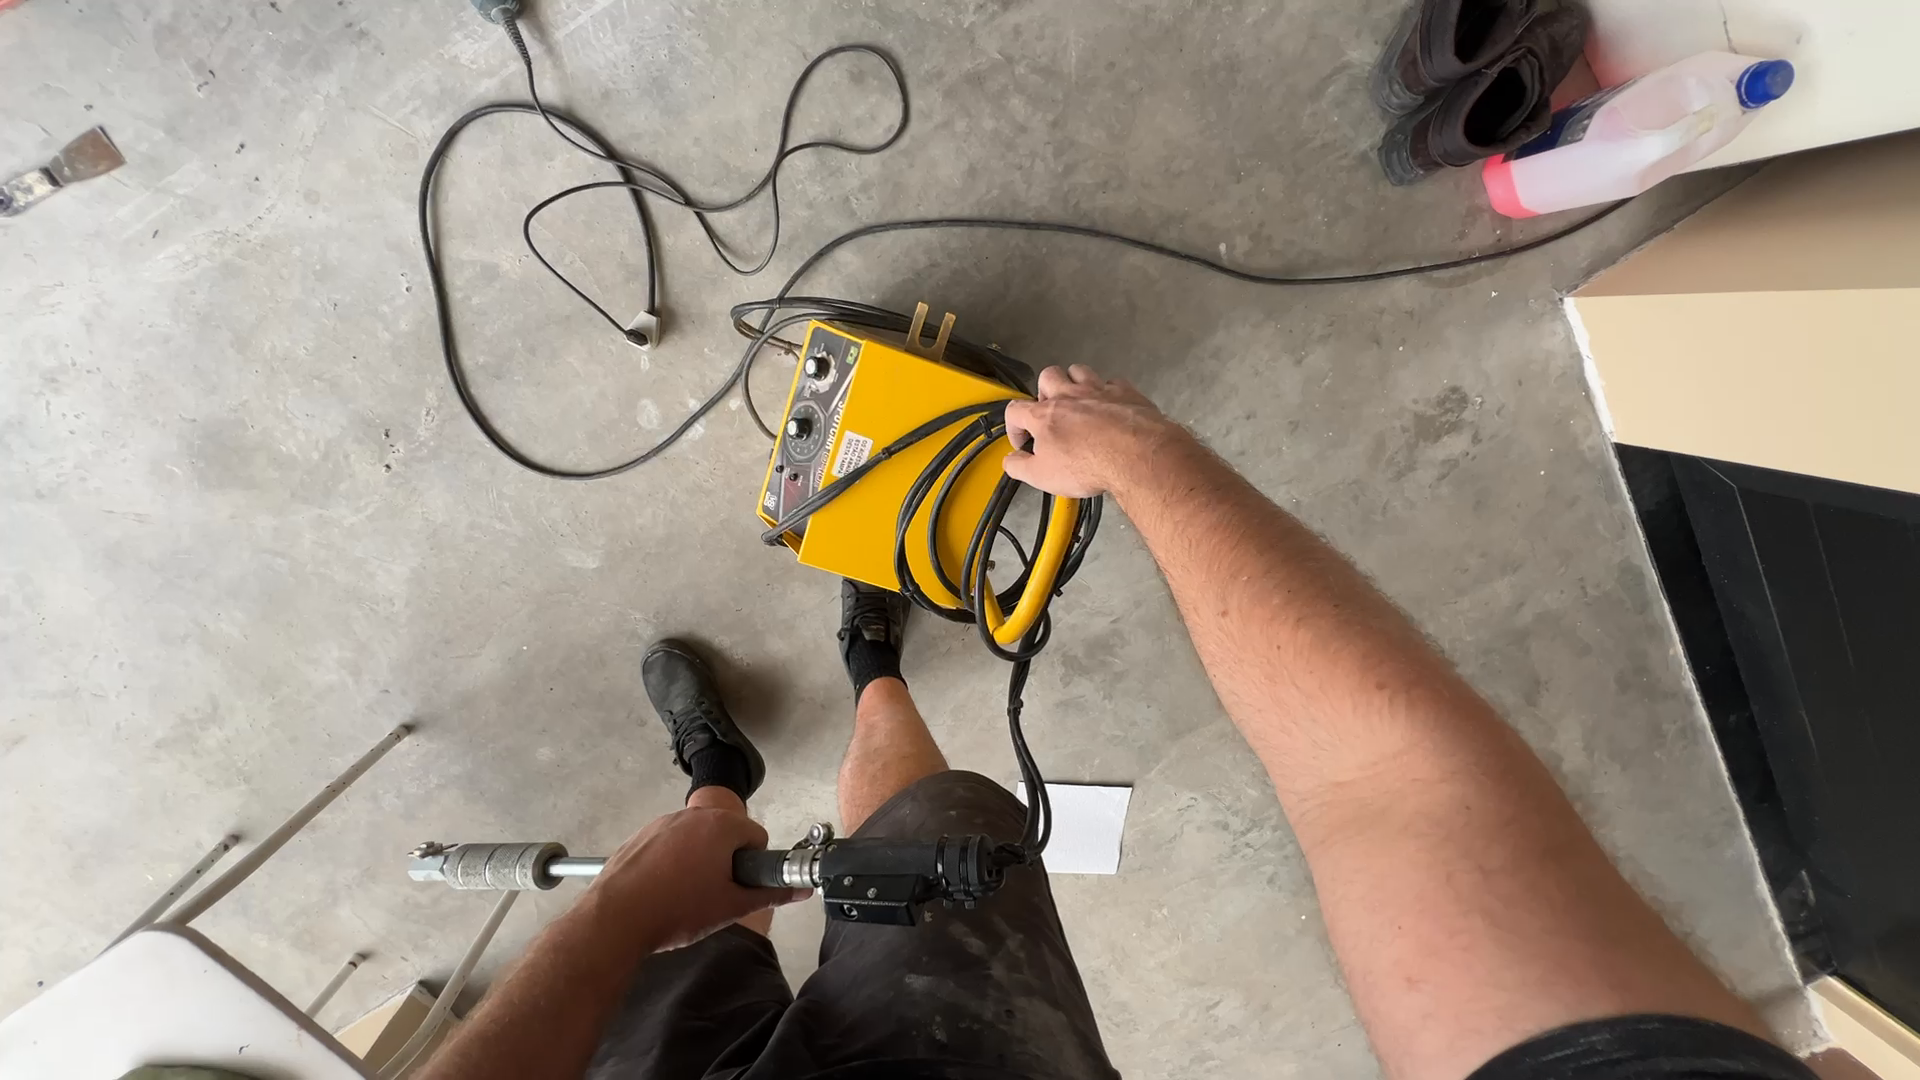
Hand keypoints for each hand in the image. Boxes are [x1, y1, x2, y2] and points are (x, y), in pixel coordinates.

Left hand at [589, 805, 809, 952]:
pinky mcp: (641, 834)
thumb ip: (771, 894)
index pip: (757, 836)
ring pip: (697, 837)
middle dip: (726, 859)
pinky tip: (661, 887)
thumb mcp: (731, 907)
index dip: (753, 864)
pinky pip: (670, 842)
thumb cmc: (678, 910)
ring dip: (699, 857)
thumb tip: (802, 891)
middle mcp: (695, 814)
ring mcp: (665, 821)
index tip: (737, 886)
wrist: (615, 920)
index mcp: (722, 825)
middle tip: (712, 893)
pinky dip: (672, 859)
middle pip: (726, 833)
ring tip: (684, 893)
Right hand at [1002, 364, 1186, 498]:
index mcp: (1044, 415)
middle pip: (1047, 376)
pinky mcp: (1124, 392)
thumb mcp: (1042, 476)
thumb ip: (1019, 466)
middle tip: (1050, 413)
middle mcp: (1069, 395)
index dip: (1014, 427)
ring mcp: (1098, 390)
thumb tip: (1011, 461)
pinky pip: (1111, 382)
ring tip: (1077, 404)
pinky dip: (1106, 391)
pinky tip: (1109, 407)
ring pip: (1078, 371)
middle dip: (1044, 392)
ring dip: (1073, 383)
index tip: (1023, 442)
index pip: (1015, 410)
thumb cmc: (1088, 464)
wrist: (1135, 455)